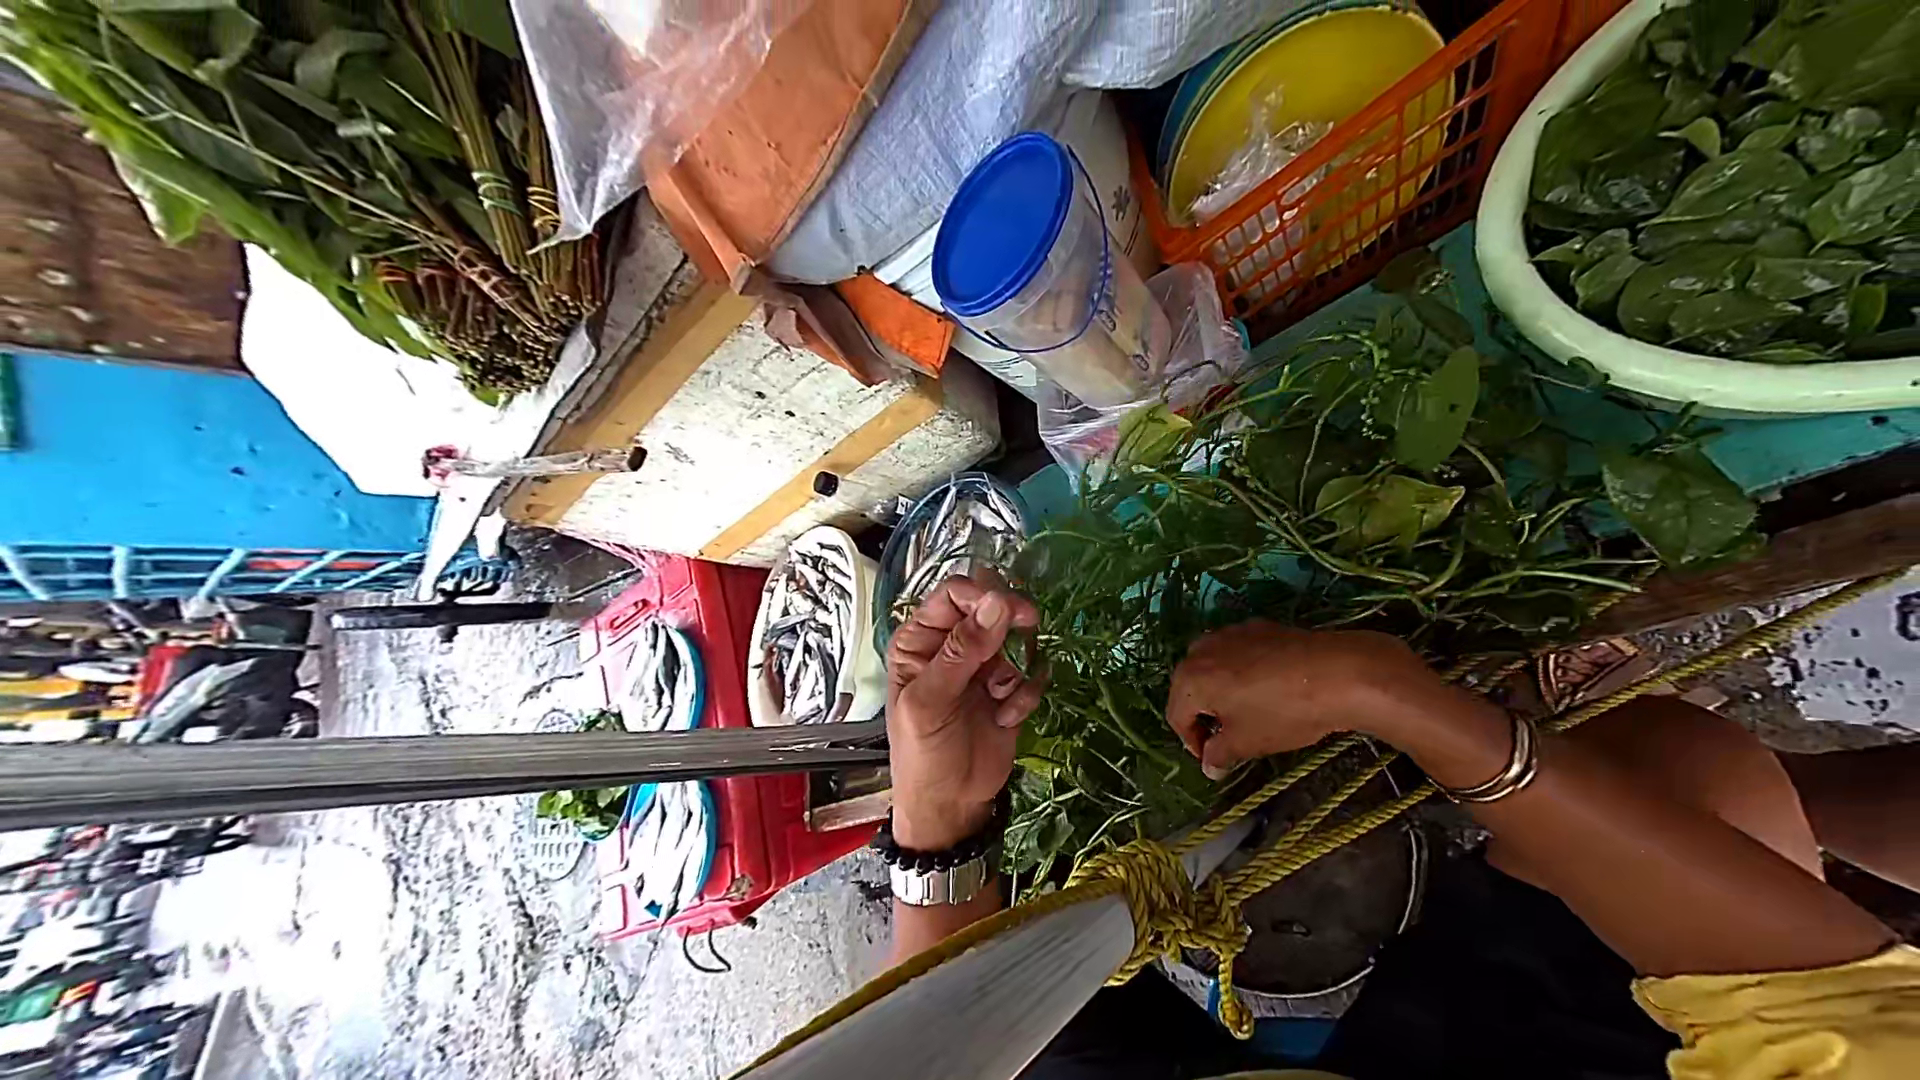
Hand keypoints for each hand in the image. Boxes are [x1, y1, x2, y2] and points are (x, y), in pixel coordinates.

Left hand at [886, 575, 1047, 849]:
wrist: (950, 805)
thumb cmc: (923, 753)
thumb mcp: (931, 701)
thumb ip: (962, 650)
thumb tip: (997, 602)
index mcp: (920, 639)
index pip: (954, 595)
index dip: (983, 595)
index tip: (1009, 608)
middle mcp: (952, 645)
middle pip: (991, 609)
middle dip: (1009, 623)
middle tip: (1027, 629)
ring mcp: (982, 666)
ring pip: (1015, 639)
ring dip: (1016, 666)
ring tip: (1000, 697)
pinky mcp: (1008, 688)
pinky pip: (1030, 672)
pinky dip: (1026, 692)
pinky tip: (1007, 718)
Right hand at [1166, 620, 1436, 777]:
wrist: (1340, 673)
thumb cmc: (1284, 712)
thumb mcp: (1248, 742)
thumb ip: (1220, 753)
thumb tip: (1209, 766)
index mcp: (1189, 679)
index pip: (1176, 716)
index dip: (1192, 742)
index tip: (1214, 759)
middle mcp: (1199, 650)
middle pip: (1188, 686)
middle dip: (1203, 713)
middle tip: (1228, 736)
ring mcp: (1227, 633)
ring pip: (1210, 666)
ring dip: (1219, 689)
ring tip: (1247, 709)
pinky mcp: (1255, 626)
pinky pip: (1235, 652)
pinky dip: (1240, 670)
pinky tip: (1269, 686)